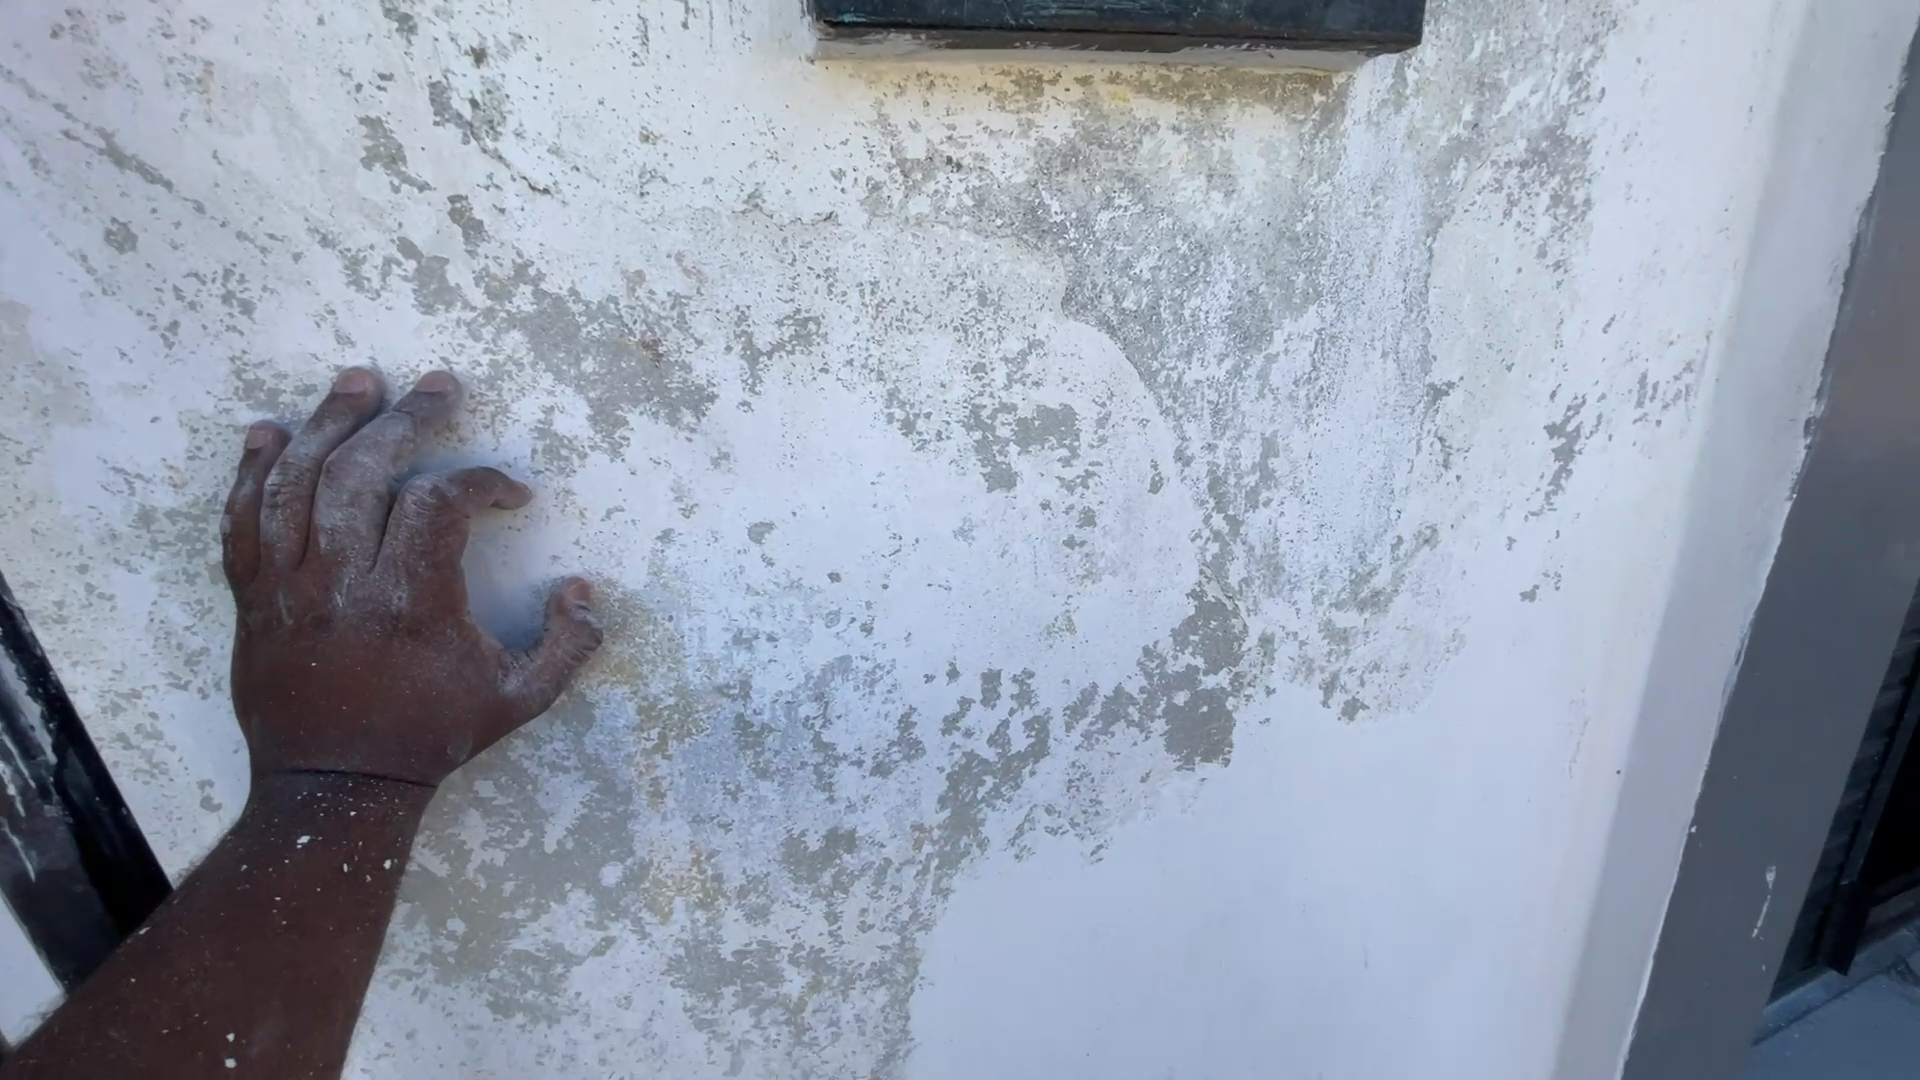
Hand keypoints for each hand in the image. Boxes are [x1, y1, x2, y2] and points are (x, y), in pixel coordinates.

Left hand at [220, 367, 602, 787]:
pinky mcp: (253, 599)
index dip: (483, 482)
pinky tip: (270, 431)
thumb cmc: (435, 735)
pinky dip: (252, 470)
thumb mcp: (525, 699)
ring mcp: (288, 588)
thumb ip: (570, 644)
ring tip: (358, 382)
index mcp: (414, 603)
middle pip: (364, 475)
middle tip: (438, 385)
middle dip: (407, 421)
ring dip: (329, 425)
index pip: (439, 506)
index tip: (514, 493)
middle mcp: (345, 584)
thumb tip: (584, 589)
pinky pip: (240, 520)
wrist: (335, 786)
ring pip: (297, 484)